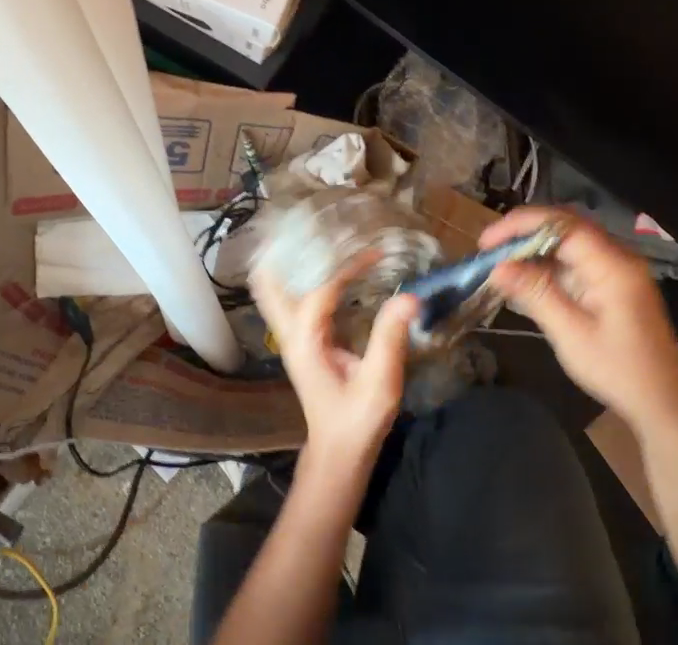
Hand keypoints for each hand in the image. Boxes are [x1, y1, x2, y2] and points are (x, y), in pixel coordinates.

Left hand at [253, 251, 418, 465]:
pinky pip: (291, 298)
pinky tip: (328, 265)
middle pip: (268, 283)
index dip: (347, 268)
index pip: (319, 291)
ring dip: (289, 262)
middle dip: (284, 253)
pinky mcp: (302, 340)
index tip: (376, 254)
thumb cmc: (358, 420)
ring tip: (317, 237)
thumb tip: (410, 298)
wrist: (339, 451)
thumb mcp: (380, 383)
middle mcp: (290, 334)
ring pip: (273, 290)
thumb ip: (391, 340)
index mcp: (305, 342)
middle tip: (312, 226)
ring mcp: (292, 337)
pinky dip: (303, 277)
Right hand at [484, 208, 677, 430]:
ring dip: (535, 246)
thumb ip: (535, 294)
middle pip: (567, 226)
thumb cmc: (617, 370)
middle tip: (489, 247)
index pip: (563, 225)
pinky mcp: (614, 283)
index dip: (521, 225)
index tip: (487, 241)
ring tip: (501, 259)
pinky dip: (549, 263)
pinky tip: (526, 276)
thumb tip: (497, 267)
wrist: (660, 402)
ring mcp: (618, 269)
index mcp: (613, 265)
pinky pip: (578, 261)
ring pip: (570, 242)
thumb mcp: (570, 334)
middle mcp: (618, 257)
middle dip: (525, 231)